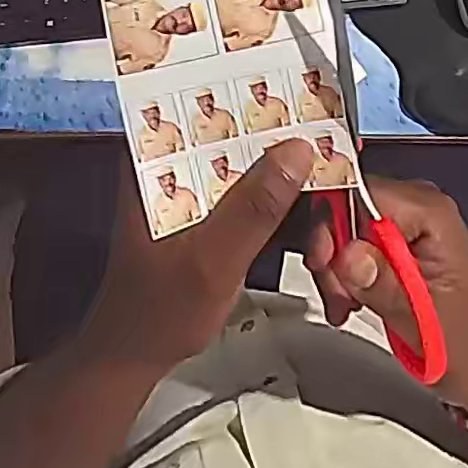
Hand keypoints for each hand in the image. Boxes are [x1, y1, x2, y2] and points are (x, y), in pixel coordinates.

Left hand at [76, 137, 315, 372]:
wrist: (135, 356)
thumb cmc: (158, 310)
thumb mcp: (210, 259)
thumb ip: (252, 208)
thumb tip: (296, 151)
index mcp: (156, 161)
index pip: (214, 116)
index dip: (264, 112)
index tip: (311, 116)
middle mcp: (173, 165)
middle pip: (241, 143)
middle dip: (290, 165)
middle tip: (332, 184)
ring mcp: (192, 190)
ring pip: (254, 173)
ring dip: (293, 198)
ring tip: (325, 232)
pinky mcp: (209, 213)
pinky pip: (254, 201)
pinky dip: (283, 219)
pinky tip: (311, 243)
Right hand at [304, 176, 467, 427]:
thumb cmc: (467, 345)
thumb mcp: (424, 322)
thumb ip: (386, 286)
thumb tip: (349, 254)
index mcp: (430, 212)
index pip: (359, 193)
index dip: (335, 225)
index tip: (327, 266)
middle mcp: (413, 202)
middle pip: (344, 204)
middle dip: (332, 252)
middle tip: (339, 294)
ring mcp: (400, 215)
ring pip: (338, 221)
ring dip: (333, 265)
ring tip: (346, 302)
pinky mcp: (388, 230)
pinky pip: (345, 235)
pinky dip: (338, 267)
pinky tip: (349, 296)